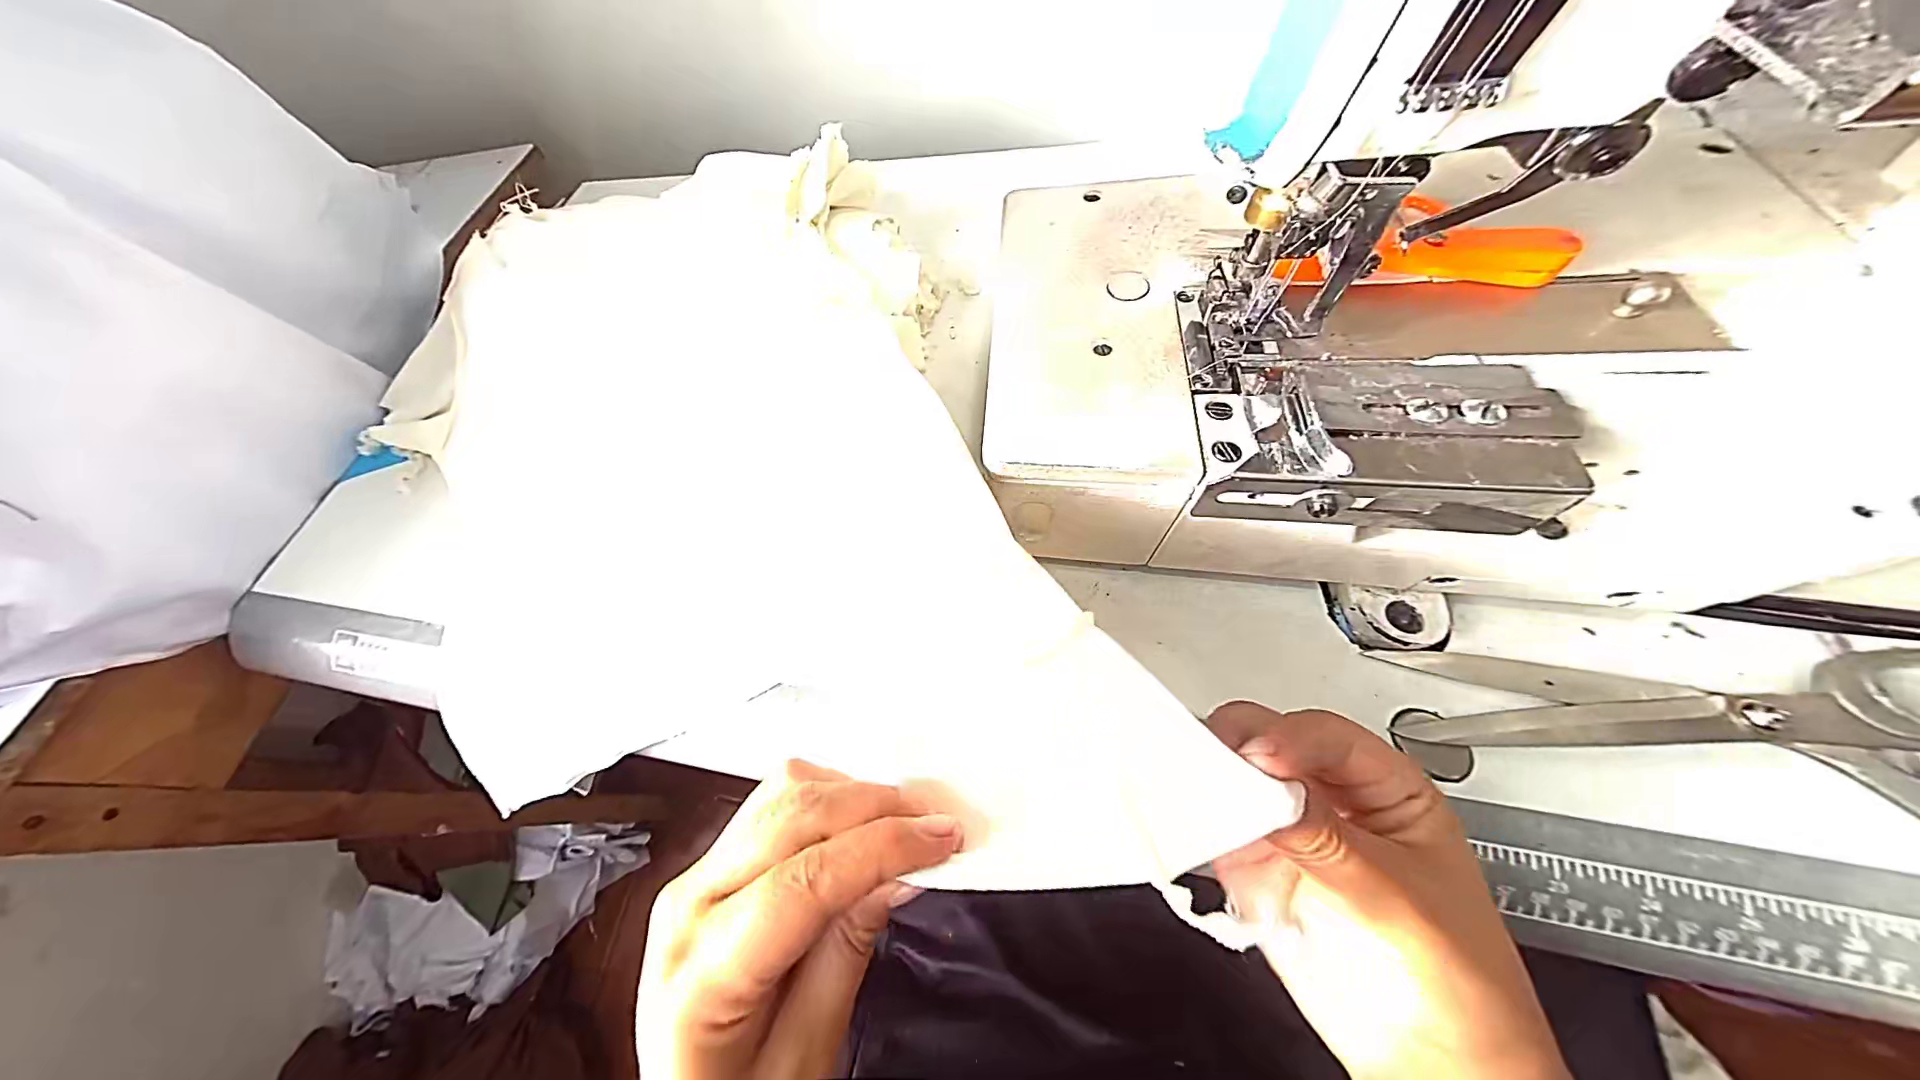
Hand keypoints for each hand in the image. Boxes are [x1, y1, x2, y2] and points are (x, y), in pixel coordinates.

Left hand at [637, 760, 962, 1079]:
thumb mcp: (806, 1051)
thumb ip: (850, 950)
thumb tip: (900, 871)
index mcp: (703, 971)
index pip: (808, 878)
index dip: (884, 846)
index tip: (940, 839)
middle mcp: (692, 904)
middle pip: (797, 816)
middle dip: (879, 808)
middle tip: (937, 826)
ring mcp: (699, 873)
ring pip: (786, 790)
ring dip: (856, 794)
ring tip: (906, 823)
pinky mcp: (715, 859)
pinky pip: (777, 797)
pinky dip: (830, 794)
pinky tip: (862, 822)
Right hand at [1206, 704, 1569, 1079]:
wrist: (1433, 1068)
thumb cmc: (1459, 989)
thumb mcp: (1398, 904)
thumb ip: (1329, 843)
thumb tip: (1270, 792)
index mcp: (1385, 791)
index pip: (1328, 739)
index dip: (1288, 737)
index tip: (1257, 754)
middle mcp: (1330, 802)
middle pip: (1268, 744)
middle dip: (1235, 747)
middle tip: (1215, 766)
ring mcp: (1288, 833)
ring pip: (1232, 782)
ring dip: (1209, 783)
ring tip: (1196, 799)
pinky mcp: (1254, 868)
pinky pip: (1213, 832)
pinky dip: (1194, 827)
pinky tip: (1190, 833)